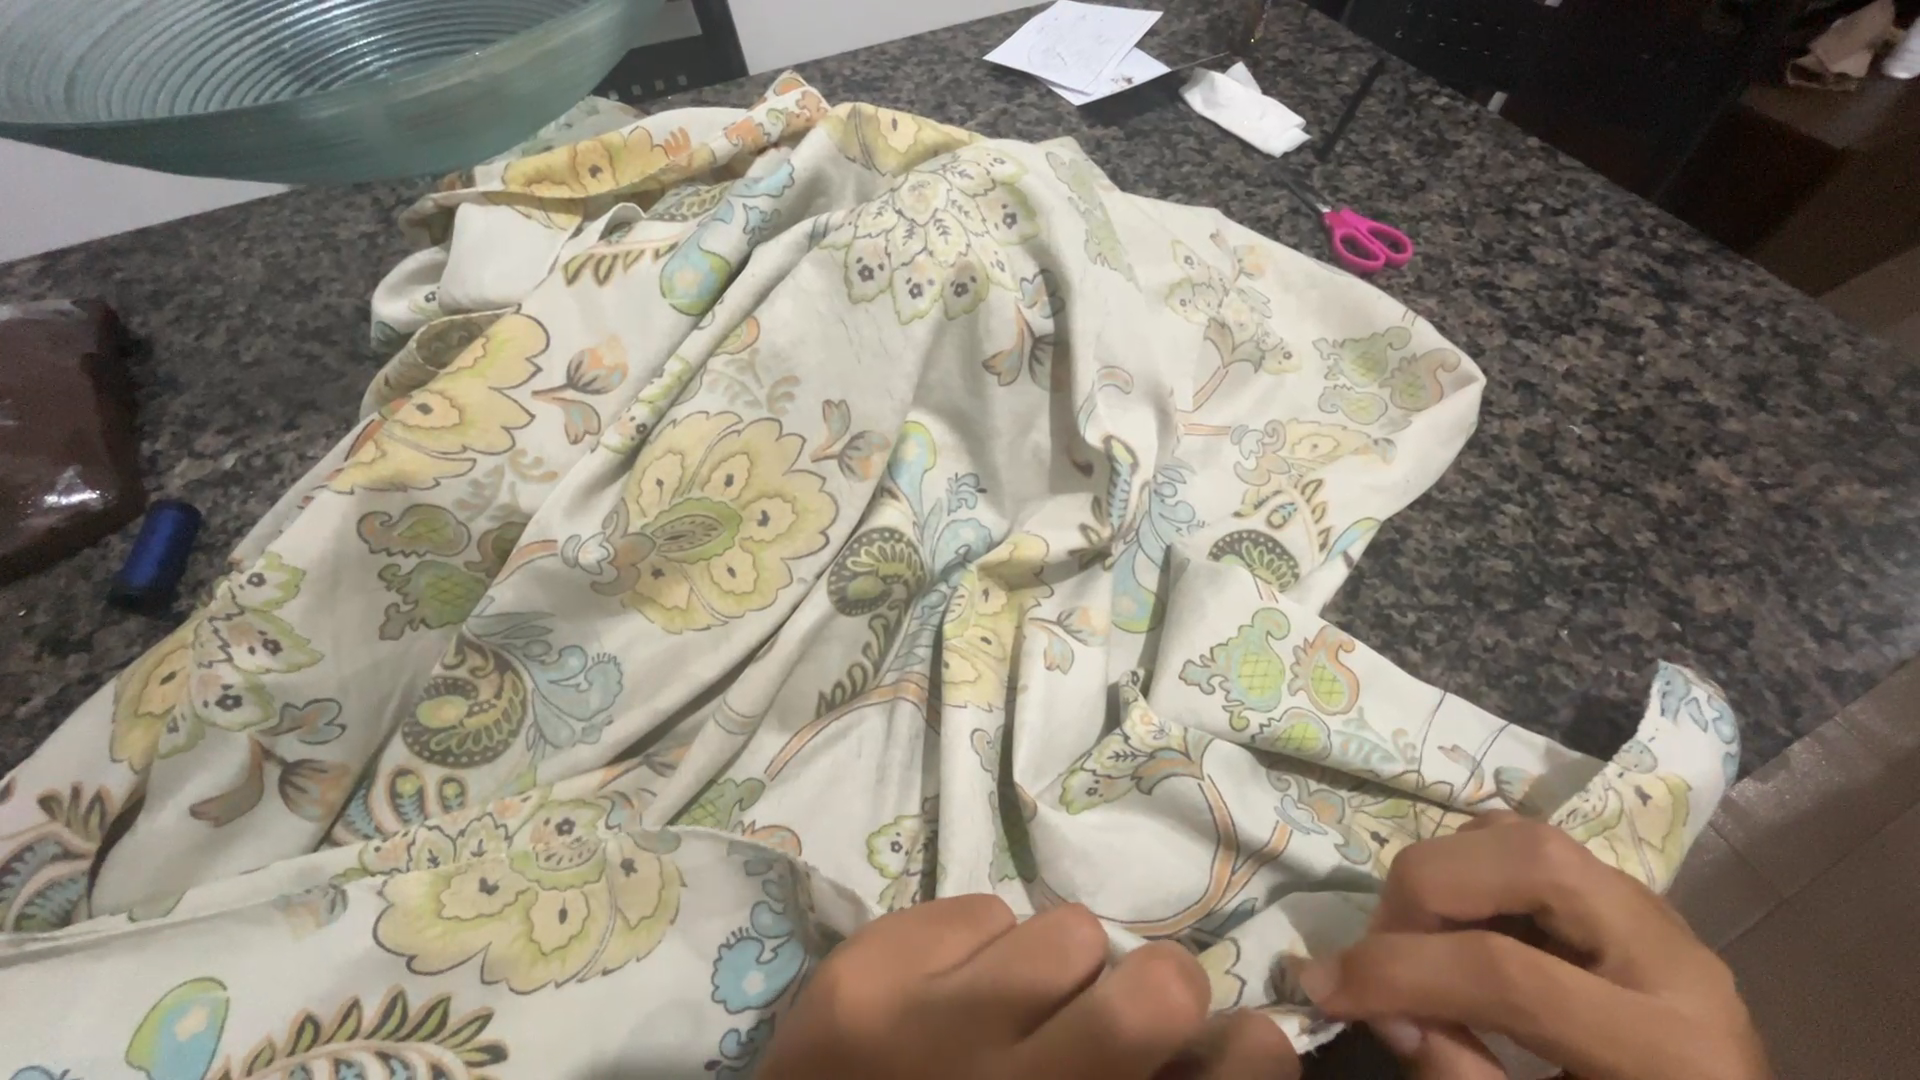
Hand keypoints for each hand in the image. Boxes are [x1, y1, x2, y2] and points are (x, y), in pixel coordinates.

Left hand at [758, 894, 1299, 1079]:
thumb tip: (1207, 1042)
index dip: (1247, 1064)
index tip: (1256, 1041)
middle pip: (1151, 993)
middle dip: (1162, 989)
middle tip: (1129, 1001)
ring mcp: (923, 1025)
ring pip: (1067, 930)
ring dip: (1055, 962)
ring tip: (1006, 998)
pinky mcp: (863, 970)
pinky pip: (978, 906)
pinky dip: (975, 943)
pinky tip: (938, 989)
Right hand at [1293, 812, 1770, 1079]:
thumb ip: (1452, 1069)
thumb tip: (1374, 999)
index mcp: (1668, 1048)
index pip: (1504, 972)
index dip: (1395, 971)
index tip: (1323, 987)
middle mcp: (1673, 956)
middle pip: (1521, 861)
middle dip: (1420, 895)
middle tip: (1380, 953)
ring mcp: (1654, 914)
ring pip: (1520, 835)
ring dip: (1441, 874)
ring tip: (1415, 938)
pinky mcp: (1624, 899)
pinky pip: (1526, 845)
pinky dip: (1466, 867)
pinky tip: (1456, 923)